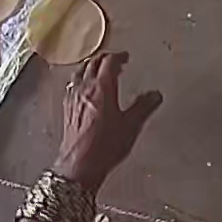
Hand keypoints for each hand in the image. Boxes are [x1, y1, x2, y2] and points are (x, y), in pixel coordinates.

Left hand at [53, 51, 161, 194]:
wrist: (79, 165)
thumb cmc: (103, 146)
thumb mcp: (131, 125)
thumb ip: (143, 106)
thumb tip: (154, 95)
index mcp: (102, 87)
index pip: (109, 62)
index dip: (118, 56)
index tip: (125, 57)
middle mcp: (85, 89)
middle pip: (93, 63)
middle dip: (105, 59)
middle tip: (116, 61)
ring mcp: (74, 98)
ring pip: (80, 72)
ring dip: (91, 67)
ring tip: (100, 70)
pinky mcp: (68, 109)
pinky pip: (73, 85)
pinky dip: (81, 79)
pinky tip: (85, 88)